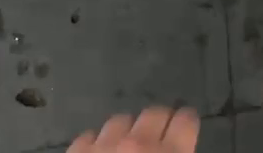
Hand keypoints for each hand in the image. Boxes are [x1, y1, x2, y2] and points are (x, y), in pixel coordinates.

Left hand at [67, 106, 199, 152]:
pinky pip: (89, 137)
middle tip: (157, 136)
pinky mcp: (75, 152)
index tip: (186, 127)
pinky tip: (98, 152)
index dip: (187, 124)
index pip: (187, 120)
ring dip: (126, 131)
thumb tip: (181, 146)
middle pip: (155, 113)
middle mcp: (138, 142)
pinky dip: (96, 144)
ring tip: (125, 143)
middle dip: (158, 122)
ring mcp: (103, 146)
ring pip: (120, 121)